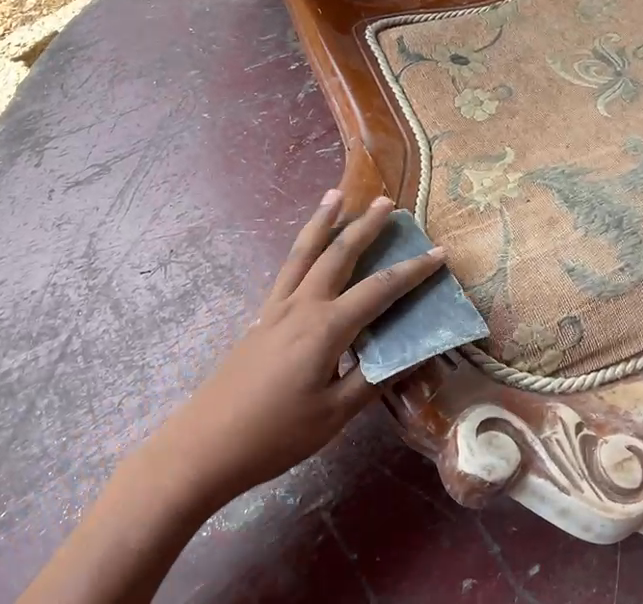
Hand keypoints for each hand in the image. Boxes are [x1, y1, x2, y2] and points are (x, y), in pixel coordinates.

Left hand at [150, 191, 446, 508]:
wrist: (204, 446)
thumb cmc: (274, 436)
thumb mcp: (333, 417)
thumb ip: (371, 380)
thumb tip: (409, 356)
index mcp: (326, 328)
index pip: (379, 289)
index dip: (412, 271)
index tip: (438, 253)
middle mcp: (301, 307)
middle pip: (338, 254)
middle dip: (364, 226)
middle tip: (384, 202)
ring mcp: (275, 310)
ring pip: (302, 253)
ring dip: (322, 222)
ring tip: (335, 195)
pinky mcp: (258, 320)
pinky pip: (286, 271)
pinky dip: (301, 249)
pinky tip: (304, 251)